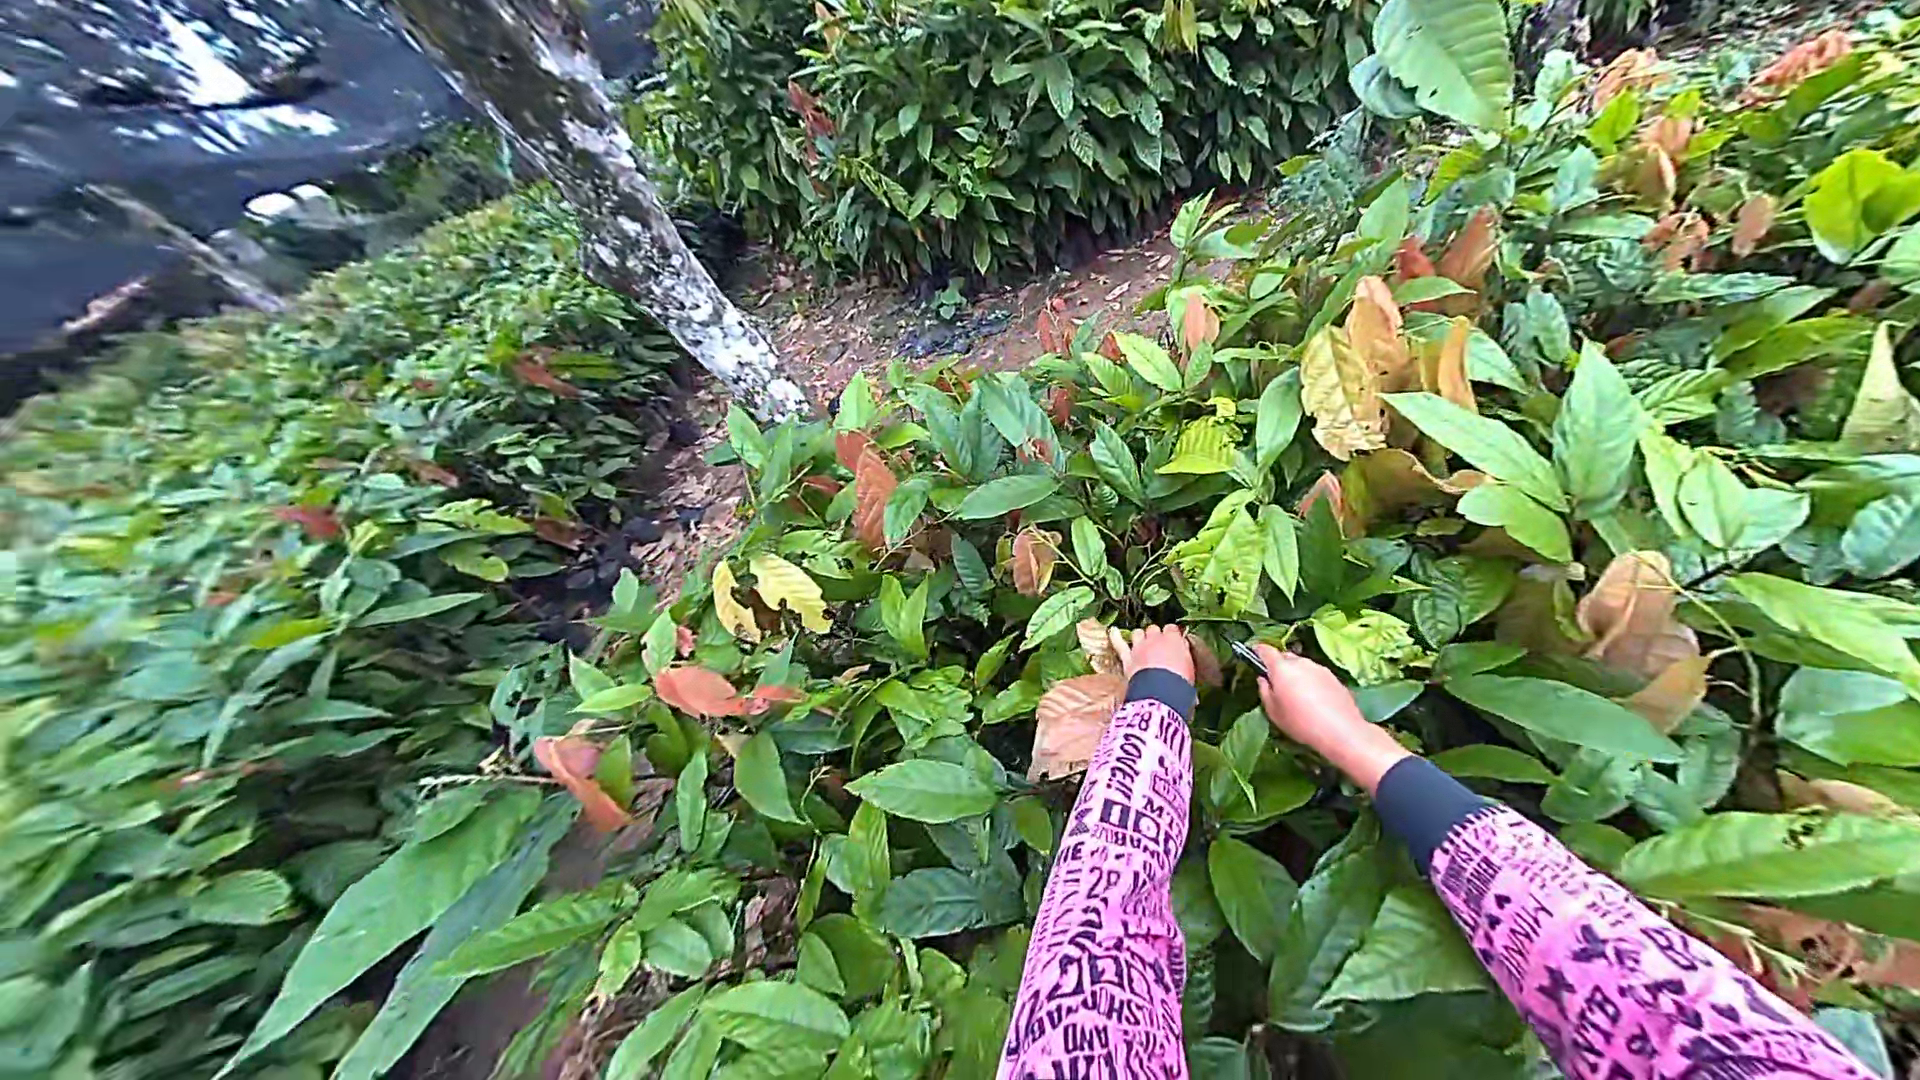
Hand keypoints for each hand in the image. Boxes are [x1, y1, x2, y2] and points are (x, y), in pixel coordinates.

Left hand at [1115, 624, 1193, 681]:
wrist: (1162, 693)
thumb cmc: (1181, 683)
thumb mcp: (1190, 667)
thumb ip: (1184, 653)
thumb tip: (1182, 648)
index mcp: (1174, 640)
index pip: (1172, 629)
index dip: (1171, 635)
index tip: (1173, 641)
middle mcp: (1155, 639)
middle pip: (1153, 629)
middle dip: (1155, 636)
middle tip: (1158, 646)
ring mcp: (1139, 647)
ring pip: (1138, 633)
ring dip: (1140, 637)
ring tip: (1142, 643)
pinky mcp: (1128, 657)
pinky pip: (1119, 643)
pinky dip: (1115, 636)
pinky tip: (1114, 631)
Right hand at [1253, 646, 1409, 793]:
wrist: (1343, 732)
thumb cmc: (1301, 723)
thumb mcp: (1273, 711)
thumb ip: (1264, 691)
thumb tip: (1264, 679)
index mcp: (1281, 668)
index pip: (1265, 650)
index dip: (1257, 651)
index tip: (1253, 654)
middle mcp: (1301, 663)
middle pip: (1285, 657)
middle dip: (1279, 666)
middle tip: (1276, 683)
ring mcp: (1320, 669)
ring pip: (1302, 666)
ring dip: (1296, 674)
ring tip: (1297, 695)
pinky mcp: (1335, 678)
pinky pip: (1316, 675)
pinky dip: (1311, 682)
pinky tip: (1314, 701)